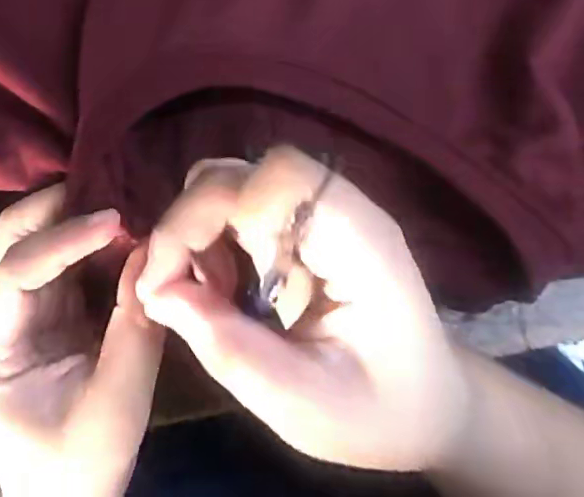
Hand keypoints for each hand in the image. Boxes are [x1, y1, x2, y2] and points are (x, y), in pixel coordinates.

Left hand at [0, 185, 163, 496]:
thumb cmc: (79, 465)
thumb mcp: (114, 410)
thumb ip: (133, 332)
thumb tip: (150, 257)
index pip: (14, 272)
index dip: (63, 239)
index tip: (115, 221)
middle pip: (8, 237)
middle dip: (59, 209)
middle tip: (115, 198)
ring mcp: (12, 307)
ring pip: (28, 234)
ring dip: (72, 215)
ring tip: (123, 211)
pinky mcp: (40, 306)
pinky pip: (57, 252)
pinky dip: (86, 235)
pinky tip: (120, 232)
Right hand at [133, 147, 469, 470]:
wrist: (428, 400)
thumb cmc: (382, 411)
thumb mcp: (307, 408)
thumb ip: (233, 352)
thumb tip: (156, 293)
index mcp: (359, 240)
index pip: (281, 176)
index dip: (218, 210)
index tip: (180, 277)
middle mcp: (337, 204)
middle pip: (242, 172)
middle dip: (190, 225)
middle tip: (170, 291)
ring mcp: (316, 204)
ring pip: (230, 179)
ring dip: (196, 231)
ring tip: (205, 294)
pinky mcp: (298, 214)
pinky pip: (235, 200)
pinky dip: (208, 236)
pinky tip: (220, 286)